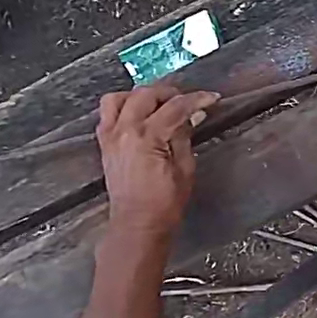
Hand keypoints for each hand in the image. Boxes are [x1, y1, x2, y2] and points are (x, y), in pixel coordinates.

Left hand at [96, 84, 218, 239]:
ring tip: (159, 104)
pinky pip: (108, 113)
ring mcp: (110, 135)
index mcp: (147, 137)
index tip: (212, 98)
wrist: (138, 223)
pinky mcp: (104, 143)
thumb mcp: (184, 168)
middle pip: (146, 94)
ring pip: (121, 97)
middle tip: (188, 101)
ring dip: (142, 95)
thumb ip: (184, 136)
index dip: (197, 99)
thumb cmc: (165, 202)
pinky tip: (139, 115)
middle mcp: (124, 130)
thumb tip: (193, 114)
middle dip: (170, 93)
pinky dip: (124, 107)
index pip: (175, 107)